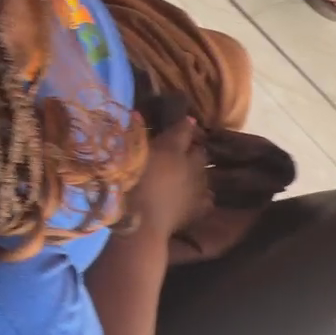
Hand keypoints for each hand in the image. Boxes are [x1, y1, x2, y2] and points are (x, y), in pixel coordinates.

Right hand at [129, 117, 209, 238]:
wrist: (144, 219)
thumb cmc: (130, 181)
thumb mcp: (128, 153)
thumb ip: (135, 135)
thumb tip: (137, 114)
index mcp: (172, 149)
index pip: (183, 131)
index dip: (186, 124)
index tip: (188, 119)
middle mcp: (191, 165)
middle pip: (199, 151)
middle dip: (194, 147)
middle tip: (184, 146)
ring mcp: (199, 187)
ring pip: (205, 172)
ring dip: (198, 168)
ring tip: (189, 169)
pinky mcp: (201, 207)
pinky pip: (207, 194)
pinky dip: (202, 190)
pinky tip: (195, 192)